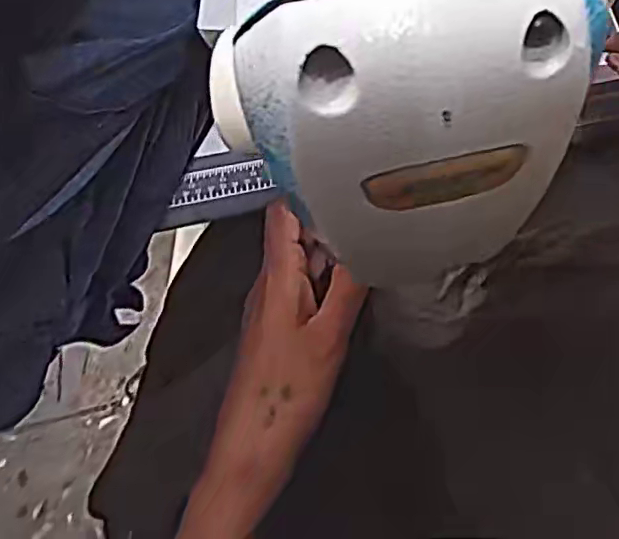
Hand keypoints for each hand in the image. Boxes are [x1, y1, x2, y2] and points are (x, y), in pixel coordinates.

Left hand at [178, 202, 368, 538]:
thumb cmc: (280, 401)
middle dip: (333, 220)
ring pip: (305, 257)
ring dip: (332, 251)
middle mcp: (270, 282)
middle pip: (299, 230)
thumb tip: (368, 242)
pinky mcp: (280, 323)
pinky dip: (327, 278)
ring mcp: (274, 302)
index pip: (284, 209)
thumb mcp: (329, 335)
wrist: (250, 451)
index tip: (335, 166)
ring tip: (364, 248)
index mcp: (277, 275)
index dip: (306, 182)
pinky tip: (348, 288)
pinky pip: (305, 283)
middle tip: (367, 214)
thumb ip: (350, 283)